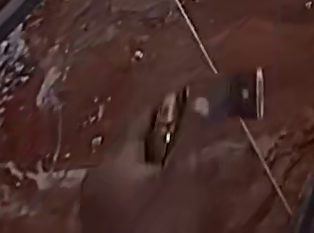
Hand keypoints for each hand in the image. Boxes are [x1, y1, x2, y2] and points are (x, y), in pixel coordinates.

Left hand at [80, 90, 245, 232]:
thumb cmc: (160, 226)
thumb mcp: (183, 175)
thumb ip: (193, 133)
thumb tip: (204, 95)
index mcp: (109, 165)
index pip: (146, 115)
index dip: (177, 102)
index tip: (208, 94)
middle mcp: (100, 183)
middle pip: (148, 142)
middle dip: (181, 135)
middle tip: (213, 128)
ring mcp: (105, 210)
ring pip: (150, 169)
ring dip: (178, 161)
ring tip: (209, 156)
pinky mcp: (117, 228)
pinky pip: (146, 192)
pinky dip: (168, 185)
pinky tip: (190, 188)